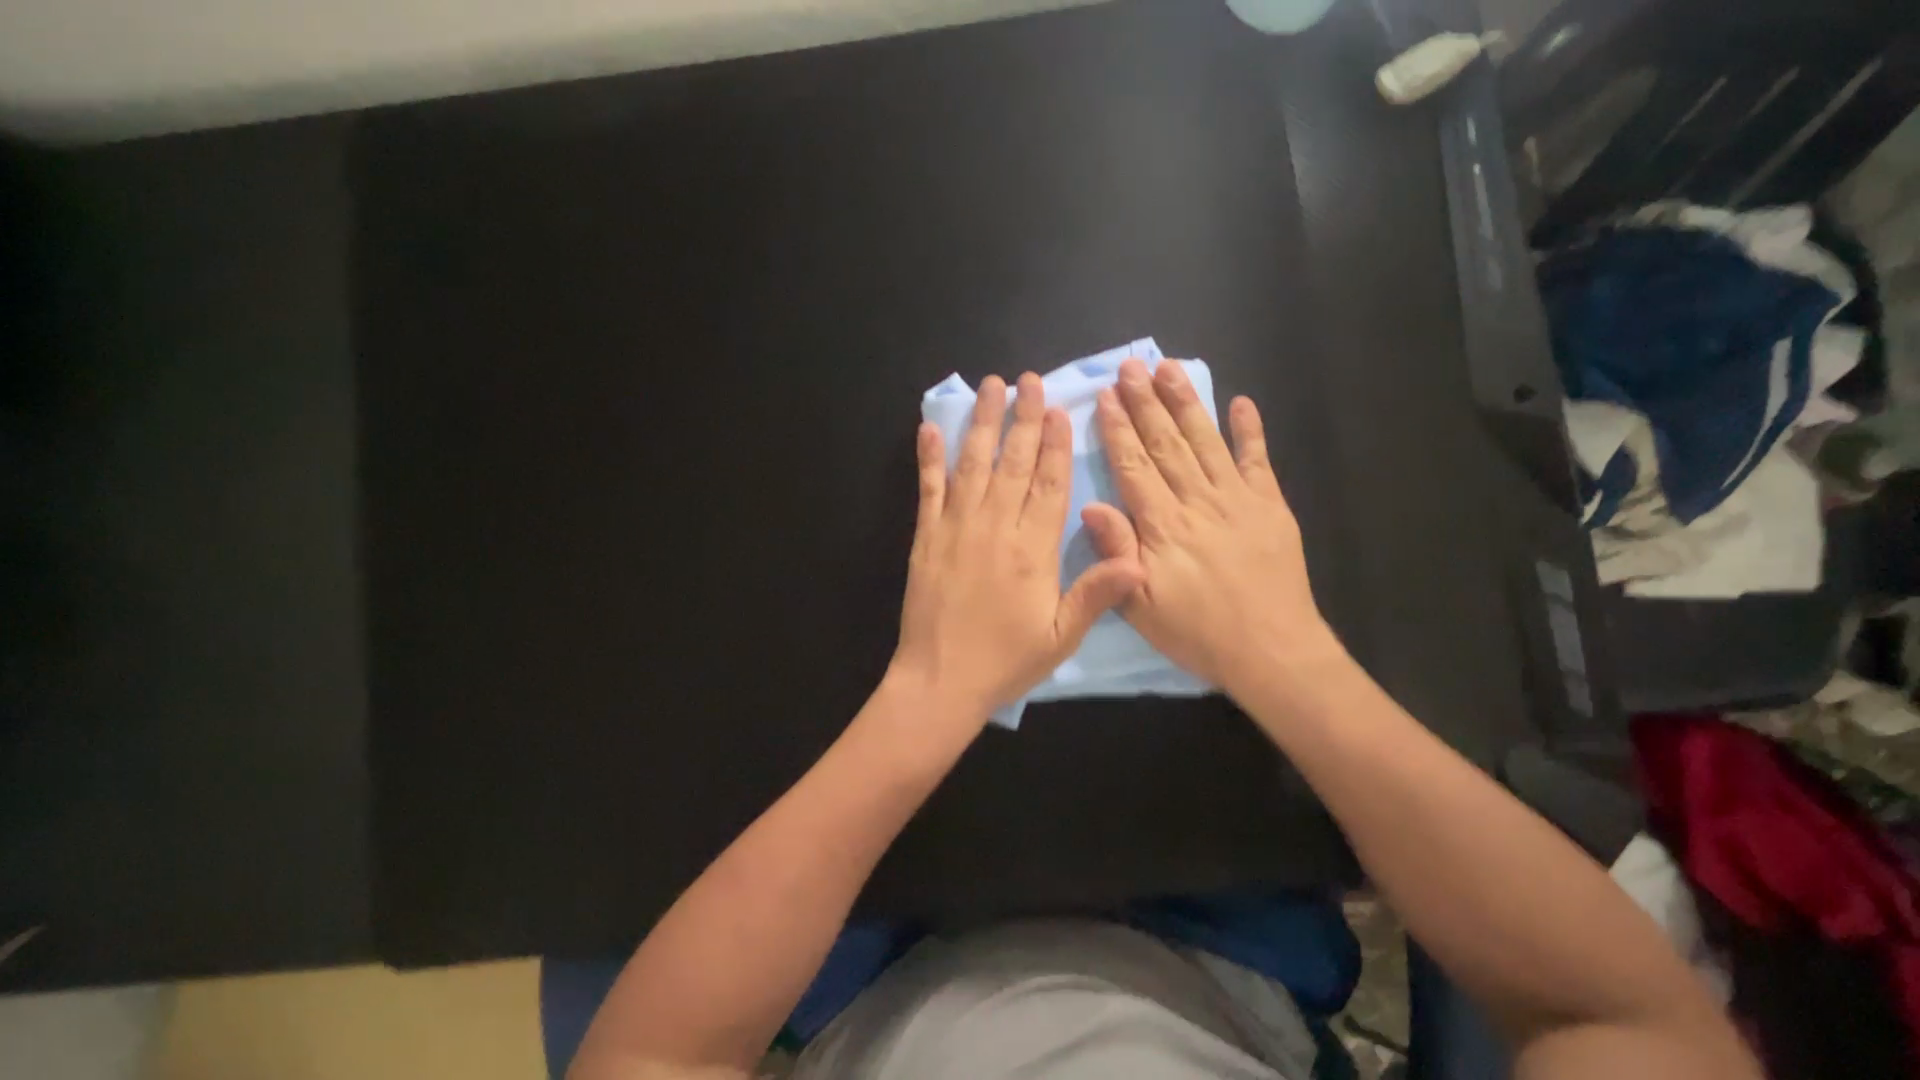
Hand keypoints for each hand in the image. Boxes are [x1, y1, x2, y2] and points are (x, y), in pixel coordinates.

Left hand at [891, 373, 1145, 724]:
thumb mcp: (1061, 636)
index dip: (1056, 445)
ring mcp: (956, 528)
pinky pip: (928, 489)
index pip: (1050, 484)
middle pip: (1013, 463)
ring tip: (991, 387)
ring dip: (983, 423)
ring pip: (973, 465)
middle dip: (1023, 419)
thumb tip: (1138, 559)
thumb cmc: (1006, 661)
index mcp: (1033, 549)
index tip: (1060, 410)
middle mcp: (995, 527)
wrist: (940, 681)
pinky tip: (930, 428)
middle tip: (1029, 382)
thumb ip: (1095, 593)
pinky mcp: (925, 537)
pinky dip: (929, 457)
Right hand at [1087, 359, 1345, 693]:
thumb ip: (1117, 553)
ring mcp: (1238, 500)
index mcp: (1163, 526)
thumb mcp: (1141, 605)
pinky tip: (1241, 402)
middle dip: (1146, 403)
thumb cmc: (1198, 633)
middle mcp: (1198, 502)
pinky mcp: (1271, 507)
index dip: (1119, 430)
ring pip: (1206, 441)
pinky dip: (1250, 431)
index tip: (1106, 396)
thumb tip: (1090, 506)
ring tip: (1169, 368)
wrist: (1272, 651)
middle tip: (1131, 366)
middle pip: (1166, 444)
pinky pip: (1259, 460)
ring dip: (1187, 403)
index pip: (1134, 467)